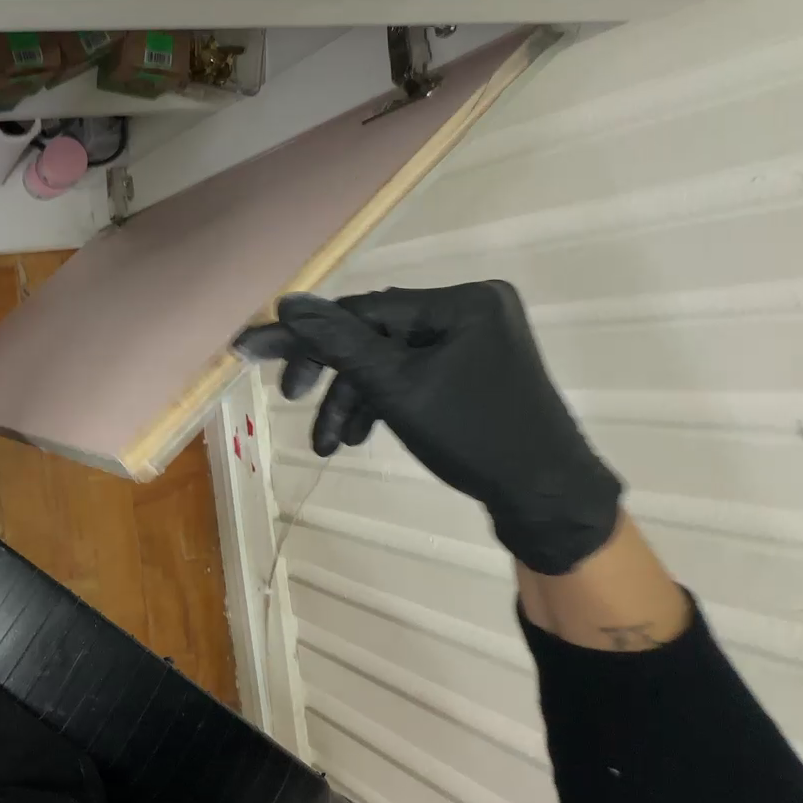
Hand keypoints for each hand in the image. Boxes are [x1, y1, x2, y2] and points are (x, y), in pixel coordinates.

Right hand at [237, 281, 621, 574]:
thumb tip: (285, 303)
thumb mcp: (394, 387)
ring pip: (385, 361)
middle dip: (332, 377)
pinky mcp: (471, 368)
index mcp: (462, 302)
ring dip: (352, 400)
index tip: (254, 352)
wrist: (548, 500)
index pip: (361, 311)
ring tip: (328, 443)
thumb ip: (337, 342)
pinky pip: (409, 374)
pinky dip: (380, 403)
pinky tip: (358, 435)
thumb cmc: (473, 436)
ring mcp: (473, 340)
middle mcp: (470, 309)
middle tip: (290, 398)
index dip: (306, 336)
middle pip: (371, 336)